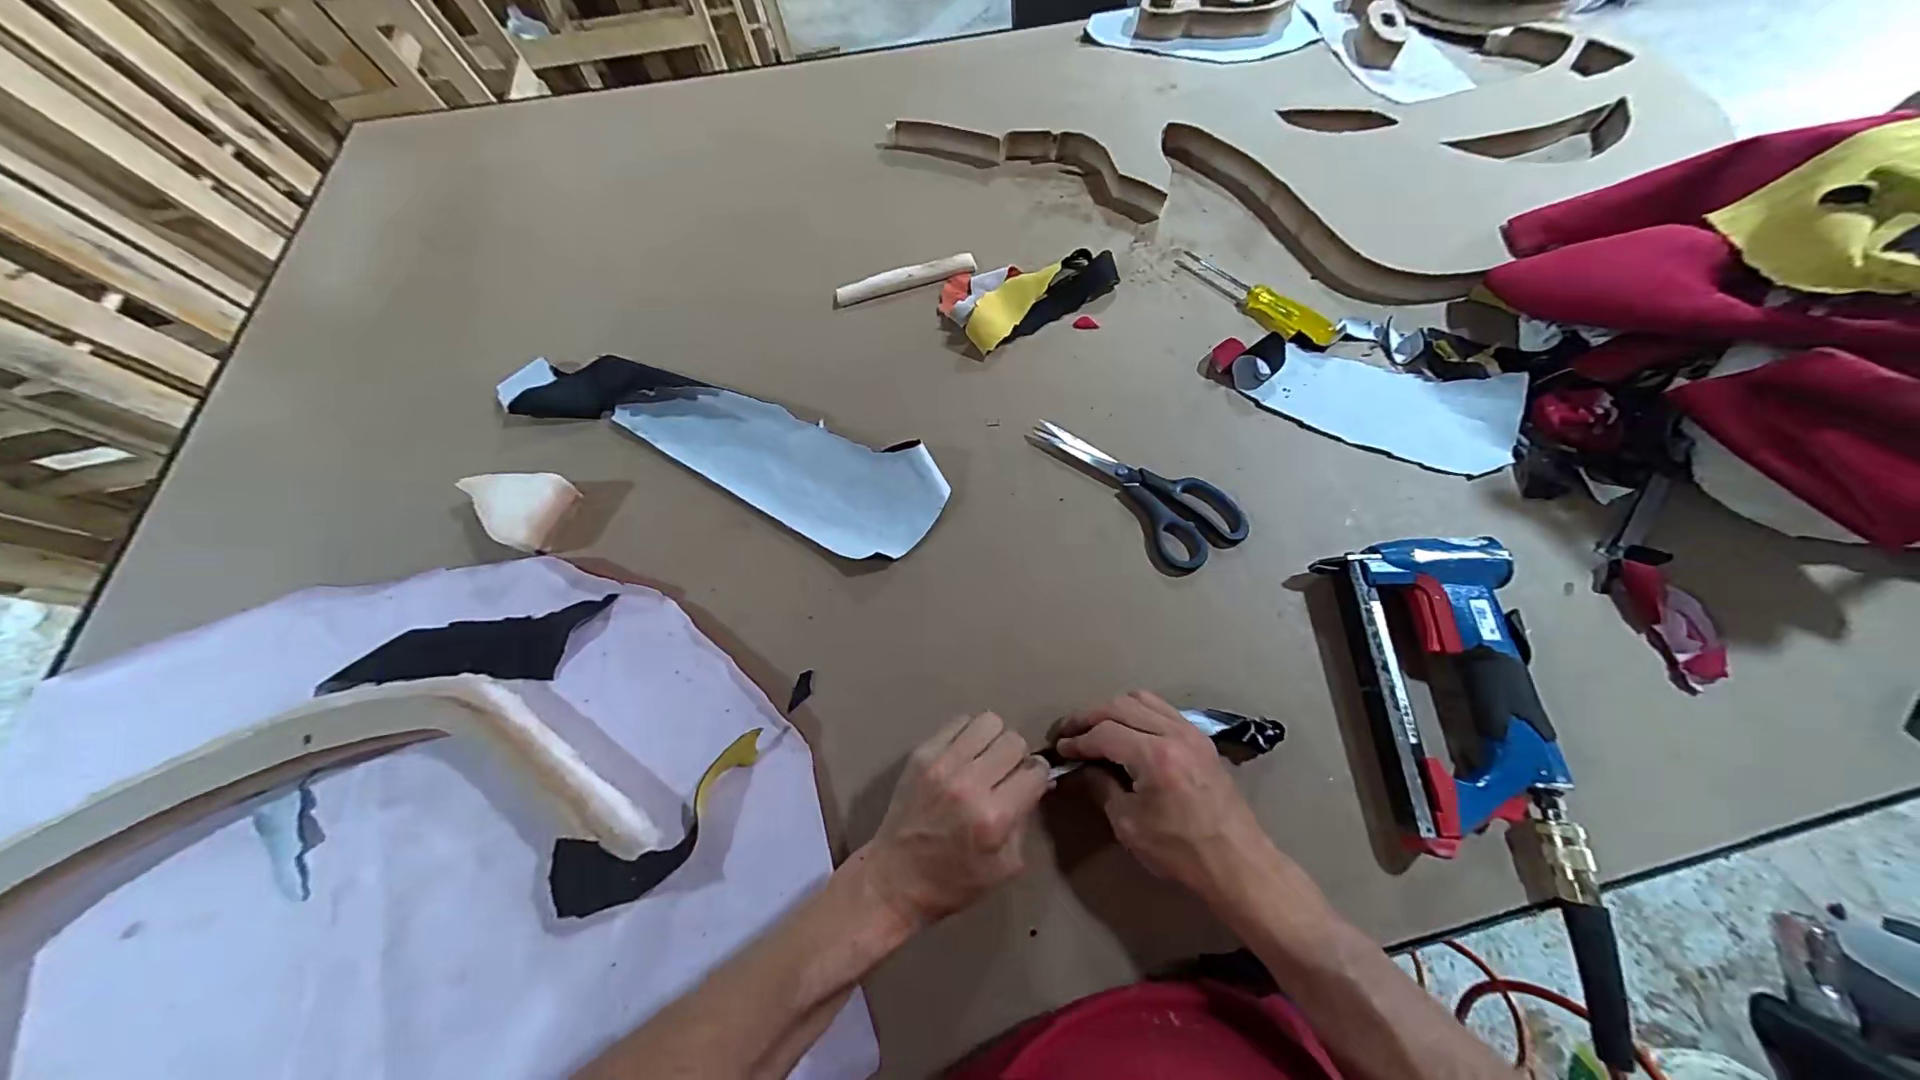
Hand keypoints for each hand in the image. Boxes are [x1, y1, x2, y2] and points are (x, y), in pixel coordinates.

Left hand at [860, 712, 1049, 926]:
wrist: (895, 879)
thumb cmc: (954, 882)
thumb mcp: (1006, 866)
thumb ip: (1025, 820)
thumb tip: (1036, 782)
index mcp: (994, 816)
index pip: (1035, 771)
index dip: (1038, 776)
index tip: (1030, 783)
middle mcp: (969, 783)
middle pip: (1014, 741)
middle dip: (1017, 757)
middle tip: (1005, 773)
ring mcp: (942, 764)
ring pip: (988, 722)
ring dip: (993, 739)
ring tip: (984, 759)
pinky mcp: (921, 755)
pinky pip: (957, 722)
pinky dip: (967, 734)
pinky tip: (963, 754)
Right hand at [1053, 690, 1273, 901]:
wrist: (1238, 862)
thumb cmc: (1180, 851)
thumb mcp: (1128, 824)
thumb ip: (1101, 787)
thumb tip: (1082, 767)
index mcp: (1155, 756)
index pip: (1104, 732)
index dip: (1077, 740)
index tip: (1059, 749)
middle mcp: (1174, 733)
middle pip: (1119, 706)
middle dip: (1088, 717)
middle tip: (1068, 733)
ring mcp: (1191, 731)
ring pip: (1141, 699)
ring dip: (1112, 709)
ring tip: (1094, 728)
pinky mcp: (1200, 738)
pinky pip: (1161, 709)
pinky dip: (1137, 712)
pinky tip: (1126, 731)